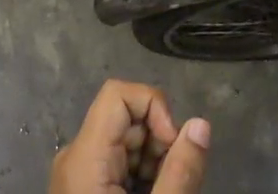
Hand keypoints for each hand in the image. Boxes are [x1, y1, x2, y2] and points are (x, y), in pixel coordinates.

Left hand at [49, 79, 210, 193]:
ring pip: (127, 142)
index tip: (174, 144)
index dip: (154, 107)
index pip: (118, 93)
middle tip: (174, 180)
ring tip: (161, 193)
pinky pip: (117, 164)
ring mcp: (77, 173)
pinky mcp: (83, 187)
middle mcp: (75, 155)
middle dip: (160, 142)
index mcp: (84, 155)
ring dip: (154, 162)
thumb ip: (179, 172)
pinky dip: (141, 177)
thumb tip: (202, 123)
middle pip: (127, 118)